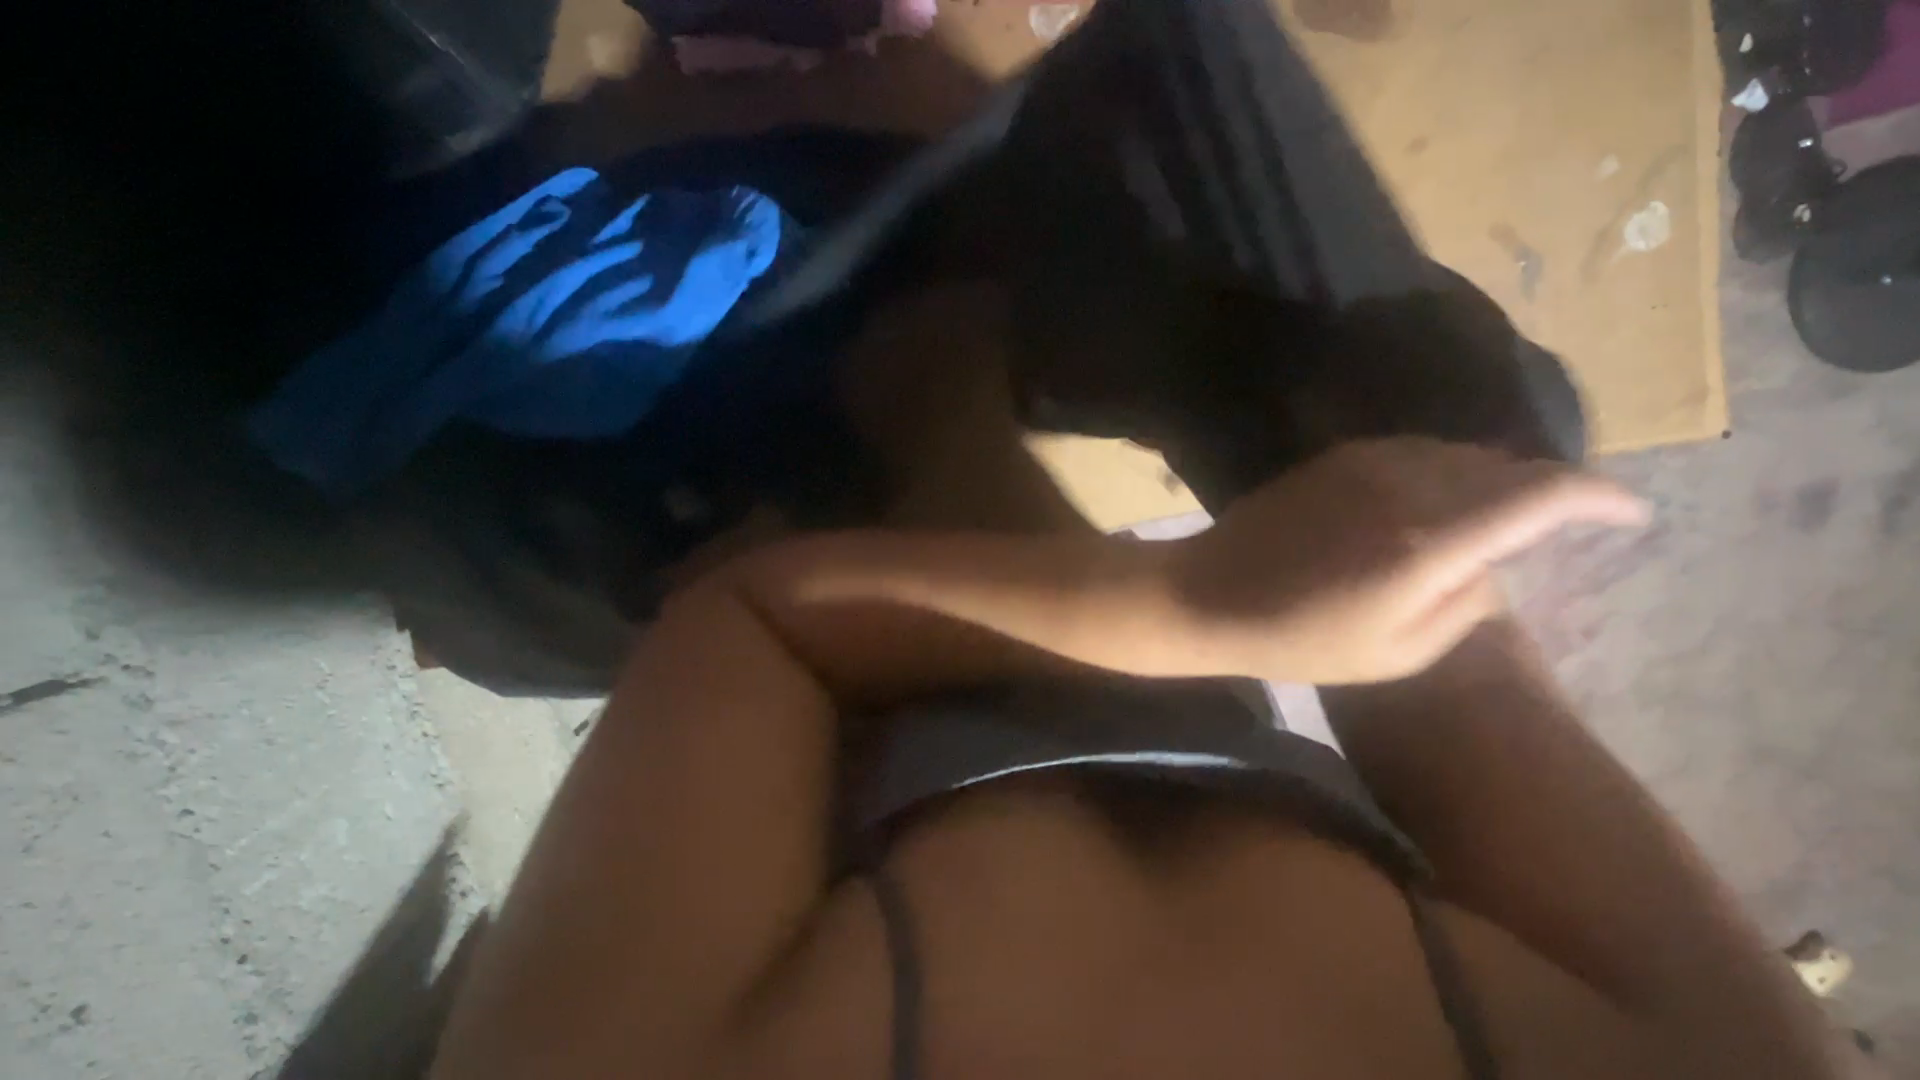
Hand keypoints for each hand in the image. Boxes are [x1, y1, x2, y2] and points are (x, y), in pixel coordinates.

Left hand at [1167, 437, 1647, 684]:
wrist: (1206, 596)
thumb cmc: (1299, 640)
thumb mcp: (1397, 653)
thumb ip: (1466, 605)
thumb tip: (1494, 563)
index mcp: (1430, 541)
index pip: (1542, 493)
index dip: (1601, 497)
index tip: (1632, 513)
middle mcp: (1407, 485)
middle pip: (1506, 466)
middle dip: (1548, 492)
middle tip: (1565, 524)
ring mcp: (1368, 464)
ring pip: (1461, 454)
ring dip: (1496, 478)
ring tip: (1504, 516)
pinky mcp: (1337, 459)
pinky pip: (1416, 452)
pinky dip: (1446, 471)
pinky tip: (1438, 502)